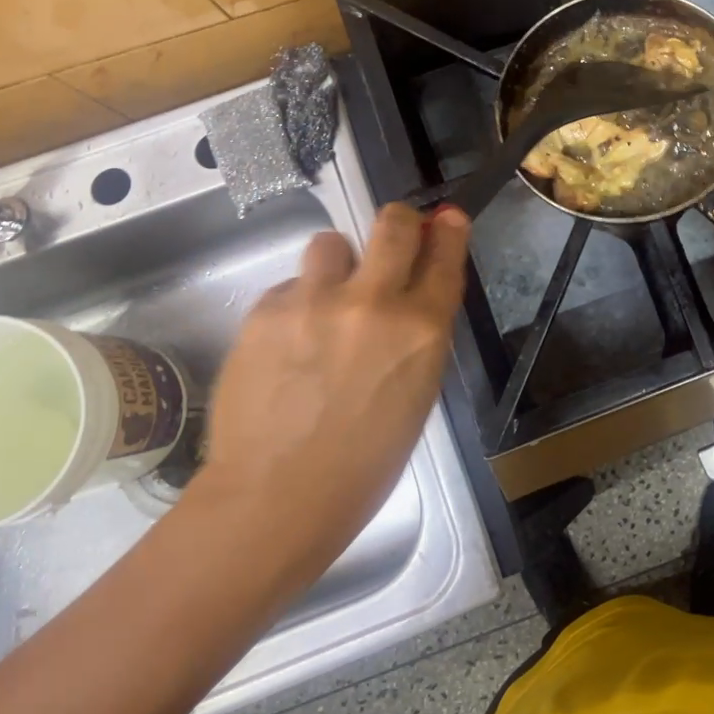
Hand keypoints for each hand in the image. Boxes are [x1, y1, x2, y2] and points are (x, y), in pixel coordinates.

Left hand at [194, 203, 470, 579]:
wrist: (278, 495)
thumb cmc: (365, 463)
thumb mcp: (418, 394)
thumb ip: (418, 336)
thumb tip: (411, 297)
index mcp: (423, 330)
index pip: (444, 255)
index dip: (448, 230)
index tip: (446, 218)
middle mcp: (374, 302)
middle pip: (392, 224)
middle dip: (398, 223)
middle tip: (392, 236)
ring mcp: (315, 302)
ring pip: (330, 244)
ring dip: (336, 265)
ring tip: (325, 304)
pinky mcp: (265, 310)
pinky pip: (289, 287)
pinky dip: (295, 306)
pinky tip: (288, 347)